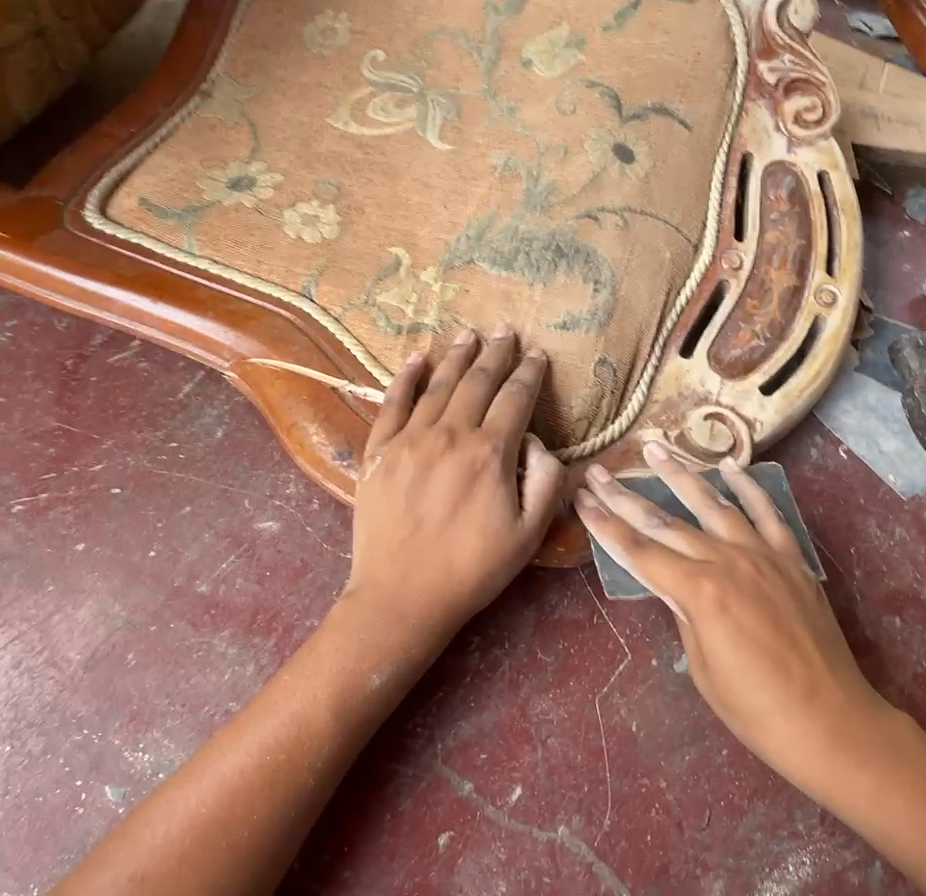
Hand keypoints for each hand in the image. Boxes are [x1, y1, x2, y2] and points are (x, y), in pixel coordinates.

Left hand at [344, 326, 567, 645]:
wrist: (402, 596)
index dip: (529, 374)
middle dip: (496, 353)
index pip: (515, 399)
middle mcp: (450, 435)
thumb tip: (535, 442)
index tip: (538, 354)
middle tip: (506, 329)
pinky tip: (416, 358)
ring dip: (457, 356)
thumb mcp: (529, 534)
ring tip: (469, 333)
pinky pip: (392, 403)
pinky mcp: (379, 452)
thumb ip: (546, 481)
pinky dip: (405, 377)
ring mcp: (409, 440)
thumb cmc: (472, 570)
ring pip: (438, 385)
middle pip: (477, 382)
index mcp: (490, 454)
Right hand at [572, 444, 888, 781]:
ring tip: (655, 449)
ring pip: (714, 504)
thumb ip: (684, 614)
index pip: (638, 550)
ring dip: (681, 474)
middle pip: (665, 521)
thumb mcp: (701, 666)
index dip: (605, 525)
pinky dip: (749, 489)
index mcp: (697, 591)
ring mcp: (762, 554)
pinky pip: (768, 514)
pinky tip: (730, 468)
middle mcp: (726, 560)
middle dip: (626, 496)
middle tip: (599, 472)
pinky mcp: (792, 559)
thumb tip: (673, 585)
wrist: (828, 720)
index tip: (582, 499)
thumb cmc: (754, 708)